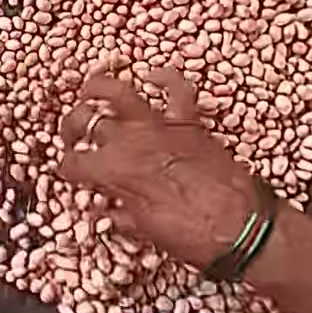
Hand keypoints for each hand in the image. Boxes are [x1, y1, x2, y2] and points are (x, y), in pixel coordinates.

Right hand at [55, 68, 261, 269]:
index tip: (68, 172)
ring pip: (118, 92)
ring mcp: (158, 126)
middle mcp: (129, 141)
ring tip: (89, 90)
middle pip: (85, 122)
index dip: (66, 169)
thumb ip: (120, 212)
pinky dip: (164, 78)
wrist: (245, 229)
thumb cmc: (192, 235)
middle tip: (71, 136)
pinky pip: (176, 89)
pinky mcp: (188, 122)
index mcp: (112, 171)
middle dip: (71, 128)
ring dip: (99, 87)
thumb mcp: (145, 229)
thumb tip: (107, 208)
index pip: (74, 164)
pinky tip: (152, 77)